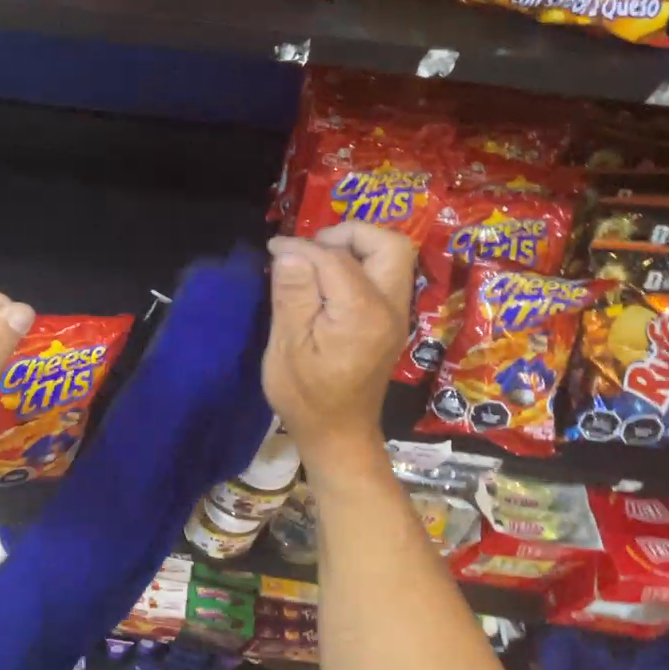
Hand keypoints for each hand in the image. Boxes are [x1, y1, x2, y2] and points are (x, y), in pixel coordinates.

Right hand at [262, 222, 415, 453]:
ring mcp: (395, 314)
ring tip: (316, 262)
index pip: (335, 258)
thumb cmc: (305, 396)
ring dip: (355, 249)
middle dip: (348, 235)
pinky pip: (383, 276)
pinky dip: (358, 266)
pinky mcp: (390, 321)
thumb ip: (292, 296)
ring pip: (391, 257)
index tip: (272, 249)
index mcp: (362, 313)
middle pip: (387, 244)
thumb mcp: (287, 348)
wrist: (338, 434)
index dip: (301, 247)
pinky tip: (326, 283)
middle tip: (310, 249)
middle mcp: (390, 307)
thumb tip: (290, 252)